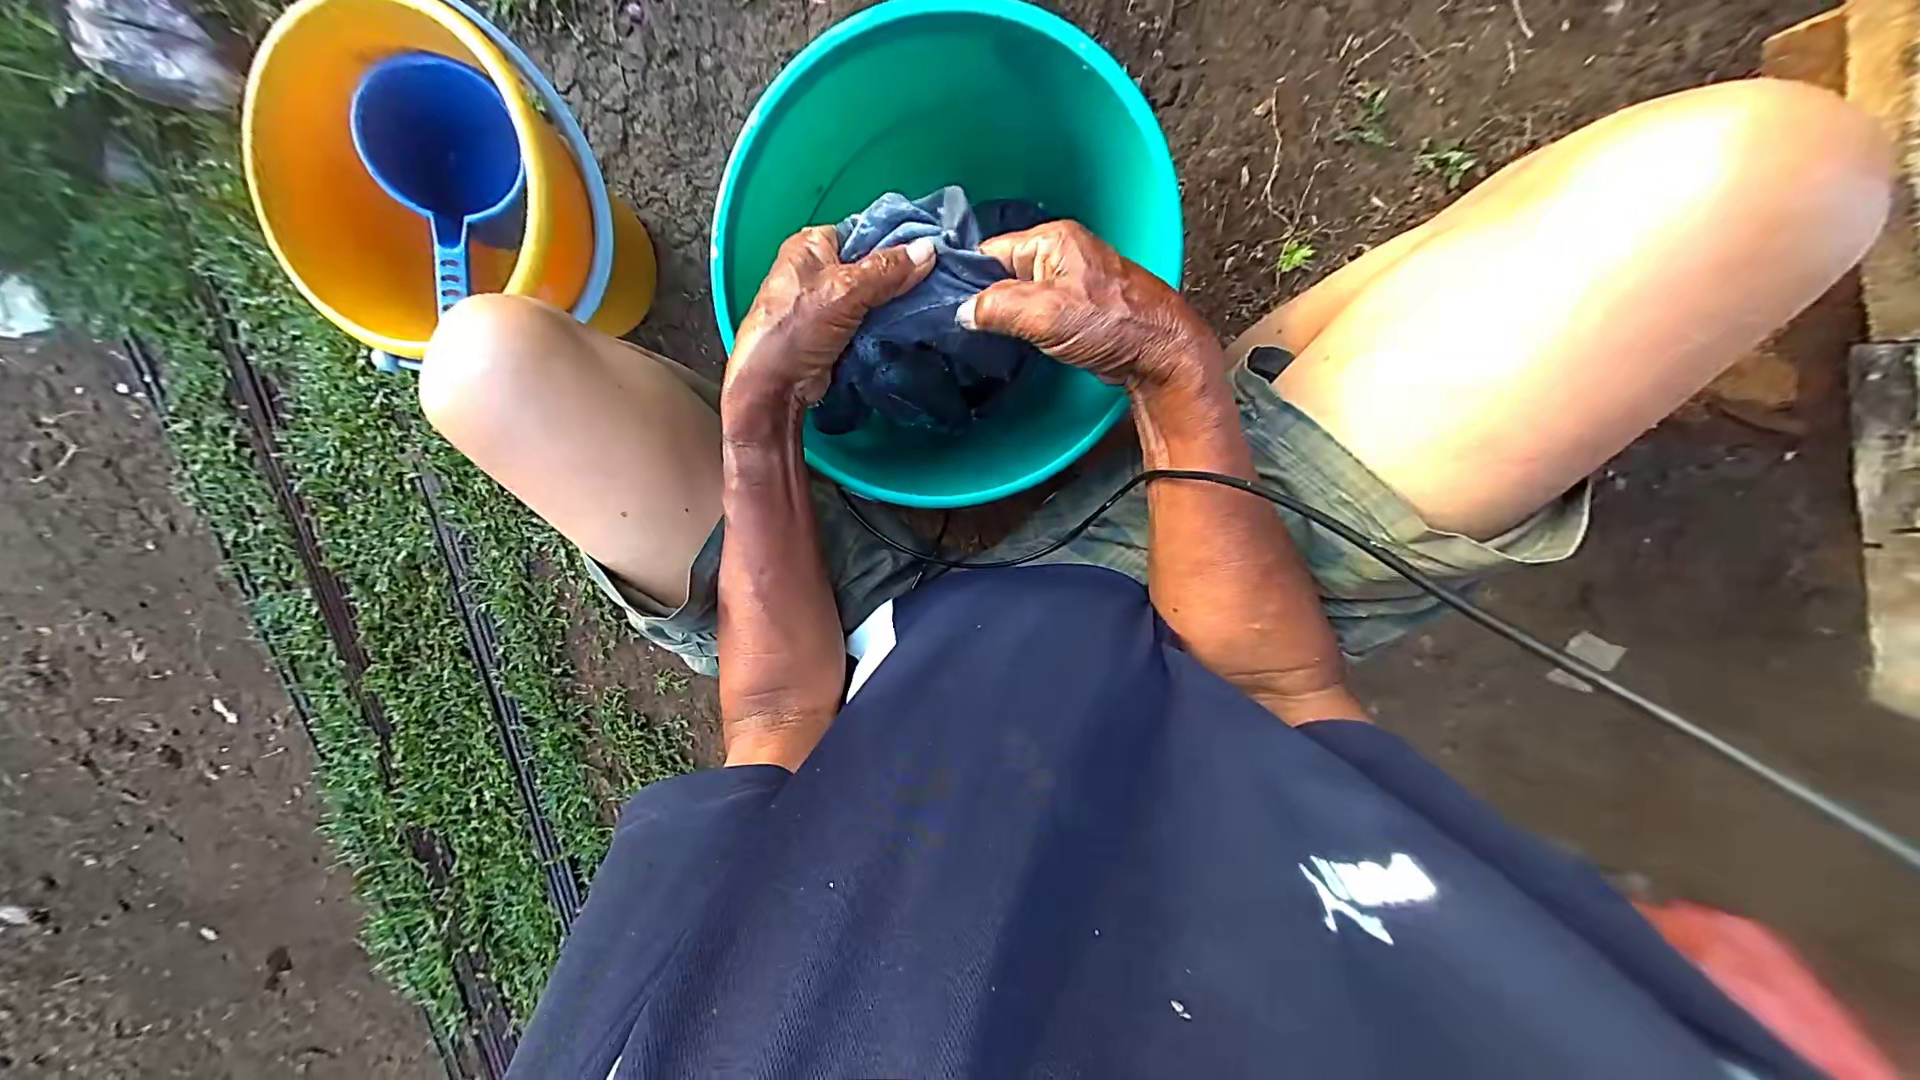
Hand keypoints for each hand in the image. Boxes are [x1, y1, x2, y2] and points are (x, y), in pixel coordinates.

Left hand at [725, 226, 935, 409]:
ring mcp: (828, 305)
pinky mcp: (838, 334)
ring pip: (873, 296)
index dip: (894, 239)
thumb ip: (886, 271)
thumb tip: (927, 250)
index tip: (928, 249)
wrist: (776, 386)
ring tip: (930, 300)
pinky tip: (911, 323)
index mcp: (811, 247)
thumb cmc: (795, 329)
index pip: (862, 230)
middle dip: (900, 274)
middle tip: (936, 277)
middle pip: (870, 266)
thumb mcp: (844, 291)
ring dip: (897, 302)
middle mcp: (819, 271)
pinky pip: (870, 322)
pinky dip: (888, 324)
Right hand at [957, 221, 1221, 391]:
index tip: (946, 305)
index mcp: (1051, 241)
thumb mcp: (1045, 313)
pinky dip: (1020, 327)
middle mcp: (1060, 254)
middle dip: (982, 299)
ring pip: (1017, 296)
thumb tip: (962, 312)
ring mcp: (1068, 282)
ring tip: (982, 337)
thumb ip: (997, 308)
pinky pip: (1035, 312)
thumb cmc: (1115, 324)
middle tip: (963, 327)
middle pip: (1002, 273)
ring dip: (1002, 317)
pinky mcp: (1075, 309)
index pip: (990, 251)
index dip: (966, 278)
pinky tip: (1011, 343)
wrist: (1160, 354)